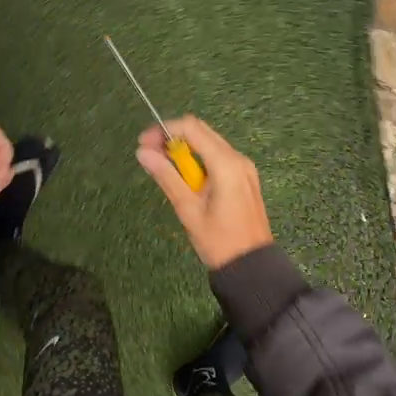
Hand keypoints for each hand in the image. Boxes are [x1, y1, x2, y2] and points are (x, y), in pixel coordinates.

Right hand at [137, 116, 273, 269]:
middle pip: (201, 131)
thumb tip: (142, 152)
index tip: (144, 143)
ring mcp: (244, 167)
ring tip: (164, 166)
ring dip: (185, 148)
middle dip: (173, 137)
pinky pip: (217, 156)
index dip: (165, 130)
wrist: (252, 268)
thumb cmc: (219, 241)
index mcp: (226, 164)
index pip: (191, 128)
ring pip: (209, 142)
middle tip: (150, 153)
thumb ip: (166, 176)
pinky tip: (185, 177)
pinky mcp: (244, 177)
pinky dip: (198, 158)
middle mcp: (238, 159)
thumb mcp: (188, 210)